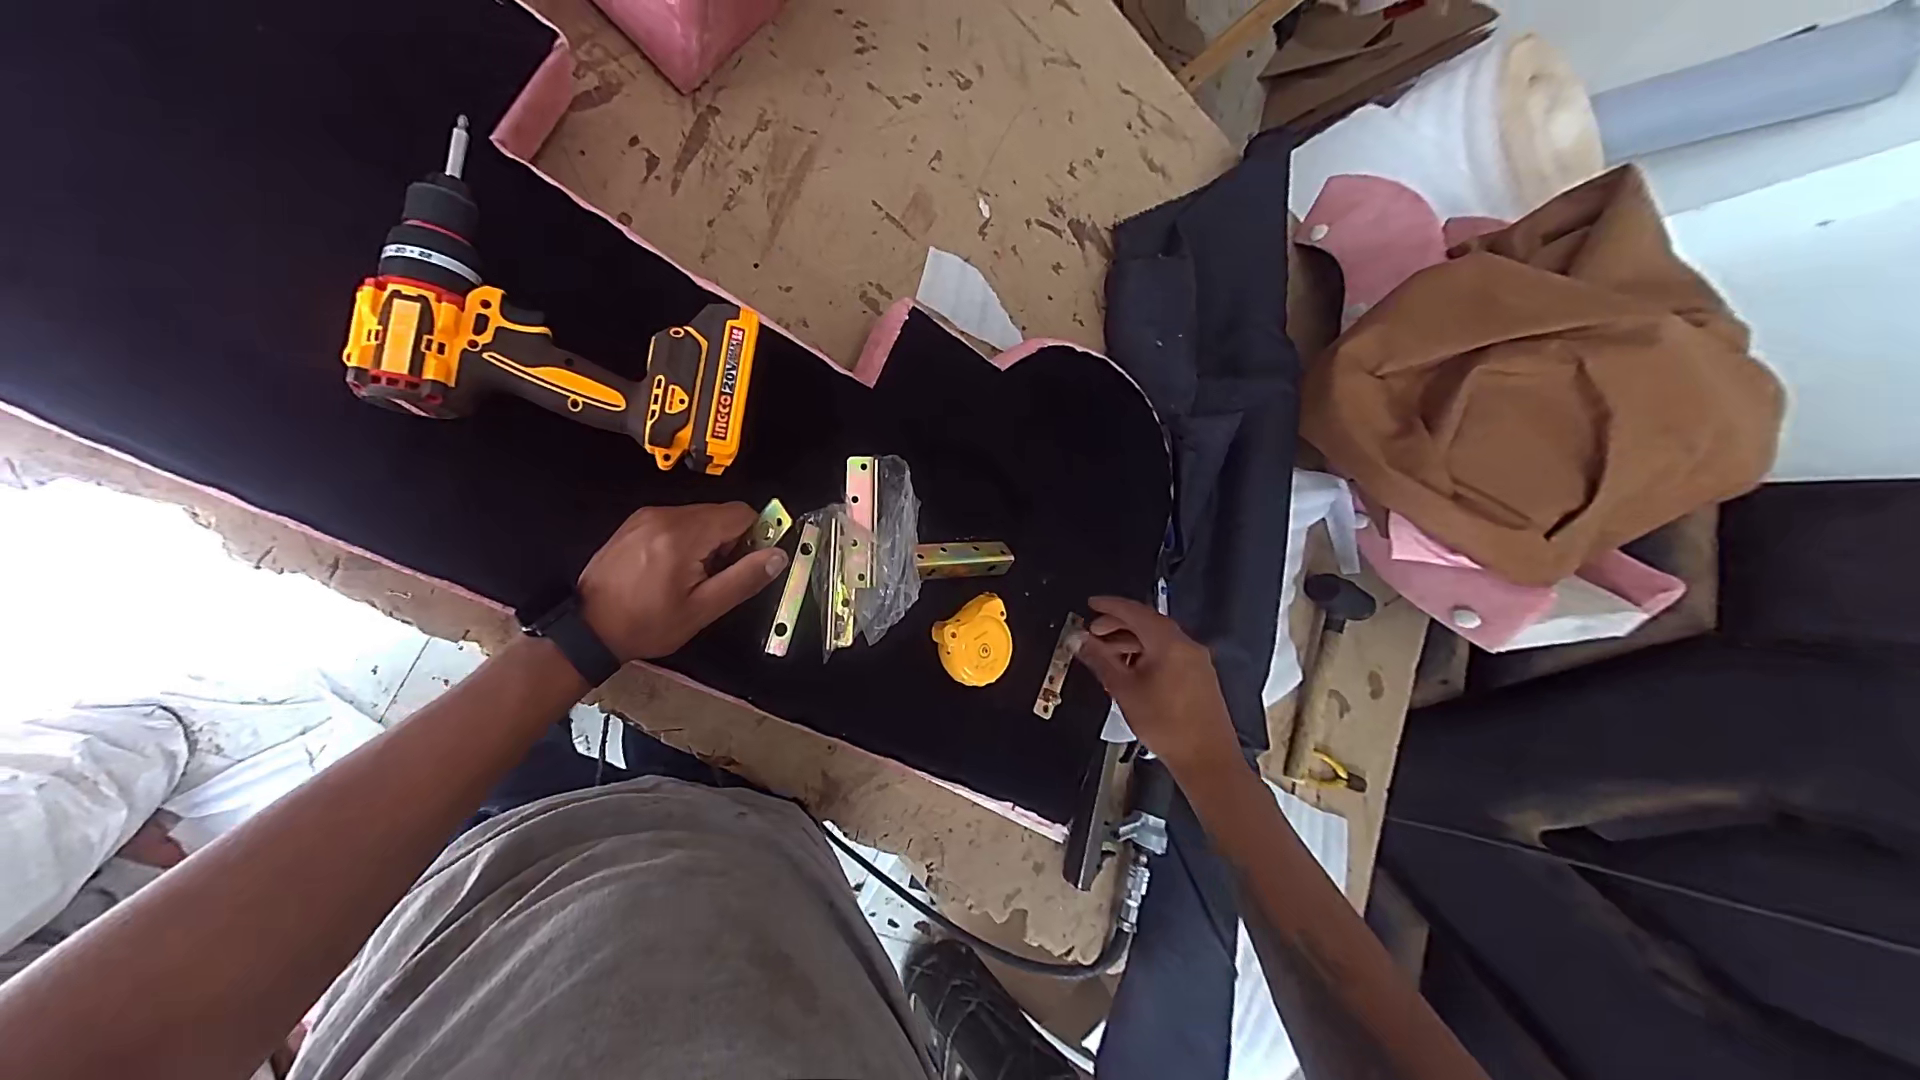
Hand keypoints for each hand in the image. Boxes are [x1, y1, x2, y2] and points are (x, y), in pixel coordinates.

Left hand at [577, 502, 787, 659]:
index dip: (755, 536)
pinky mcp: (636, 523)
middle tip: (717, 577)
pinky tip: (674, 570)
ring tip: (693, 578)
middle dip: (730, 542)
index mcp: (683, 535)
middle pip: (721, 514)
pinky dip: (688, 540)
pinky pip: (678, 522)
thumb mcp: (703, 608)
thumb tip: (778, 556)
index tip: (749, 563)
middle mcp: (664, 516)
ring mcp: (646, 517)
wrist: (588, 630)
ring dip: (709, 542)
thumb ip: (744, 578)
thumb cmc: (646, 624)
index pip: (741, 513)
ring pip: (701, 517)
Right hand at [1075, 596, 1240, 776]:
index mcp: (1168, 642)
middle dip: (1117, 625)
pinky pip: (1168, 653)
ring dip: (1130, 641)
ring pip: (1158, 639)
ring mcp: (1196, 660)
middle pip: (1147, 623)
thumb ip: (1100, 659)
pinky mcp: (1199, 675)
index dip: (1109, 606)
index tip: (1091, 603)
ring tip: (1106, 653)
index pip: (1134, 611)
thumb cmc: (1165, 724)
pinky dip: (1146, 653)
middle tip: (1092, 632)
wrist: (1207, 759)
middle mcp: (1186, 644)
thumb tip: (1079, 640)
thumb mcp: (1124, 689)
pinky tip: (1130, 669)